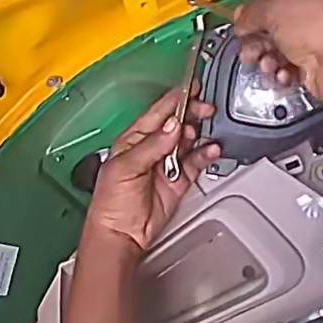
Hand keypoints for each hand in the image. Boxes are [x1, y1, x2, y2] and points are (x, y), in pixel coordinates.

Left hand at [83, 89, 220, 254]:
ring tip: (205, 132)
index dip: (175, 98)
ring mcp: (168, 163)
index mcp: (134, 139)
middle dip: (193, 113)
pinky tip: (211, 150)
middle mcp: (153, 148)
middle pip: (178, 123)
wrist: (121, 235)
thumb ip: (152, 145)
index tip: (191, 87)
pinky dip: (206, 154)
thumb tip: (173, 125)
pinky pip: (197, 162)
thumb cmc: (111, 202)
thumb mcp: (126, 167)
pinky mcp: (181, 180)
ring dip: (200, 134)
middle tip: (206, 109)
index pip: (158, 112)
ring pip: (190, 140)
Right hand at [232, 0, 322, 103]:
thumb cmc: (319, 28)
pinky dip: (282, 71)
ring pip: (283, 49)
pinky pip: (292, 67)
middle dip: (259, 40)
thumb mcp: (272, 9)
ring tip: (265, 62)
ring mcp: (322, 40)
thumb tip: (242, 17)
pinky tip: (281, 72)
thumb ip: (251, 12)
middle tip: (249, 47)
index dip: (258, 9)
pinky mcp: (319, 65)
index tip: (244, 21)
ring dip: (268, 58)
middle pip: (279, 26)